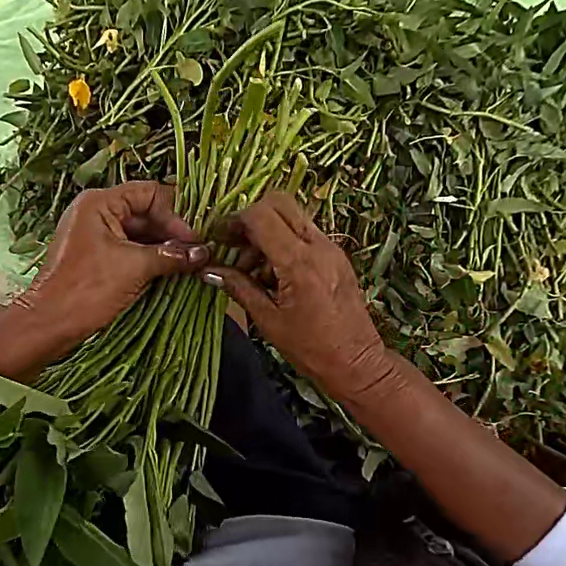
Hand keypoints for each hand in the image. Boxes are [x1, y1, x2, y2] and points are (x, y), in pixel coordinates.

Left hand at [13, 182, 209, 349]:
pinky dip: (152, 258)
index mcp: (100, 203)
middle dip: (173, 232)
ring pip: (141, 233)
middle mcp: (97, 212)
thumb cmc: (87, 288)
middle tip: (197, 252)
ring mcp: (96, 234)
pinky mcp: (98, 256)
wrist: (50, 324)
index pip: (150, 193)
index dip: (175, 214)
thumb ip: (172, 255)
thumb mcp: (135, 267)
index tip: (194, 238)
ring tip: (189, 263)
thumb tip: (203, 252)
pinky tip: (172, 270)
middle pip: (147, 212)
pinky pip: (132, 249)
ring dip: (165, 247)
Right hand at [201, 193, 398, 404]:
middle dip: (252, 218)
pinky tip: (272, 272)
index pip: (261, 216)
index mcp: (300, 263)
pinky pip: (306, 234)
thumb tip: (209, 270)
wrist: (356, 362)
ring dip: (268, 231)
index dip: (234, 222)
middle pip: (280, 203)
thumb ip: (239, 288)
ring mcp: (332, 249)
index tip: (219, 239)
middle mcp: (319, 247)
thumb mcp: (268, 320)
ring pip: (293, 217)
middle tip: (235, 245)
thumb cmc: (312, 349)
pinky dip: (284, 242)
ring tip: (251, 267)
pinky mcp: (337, 257)